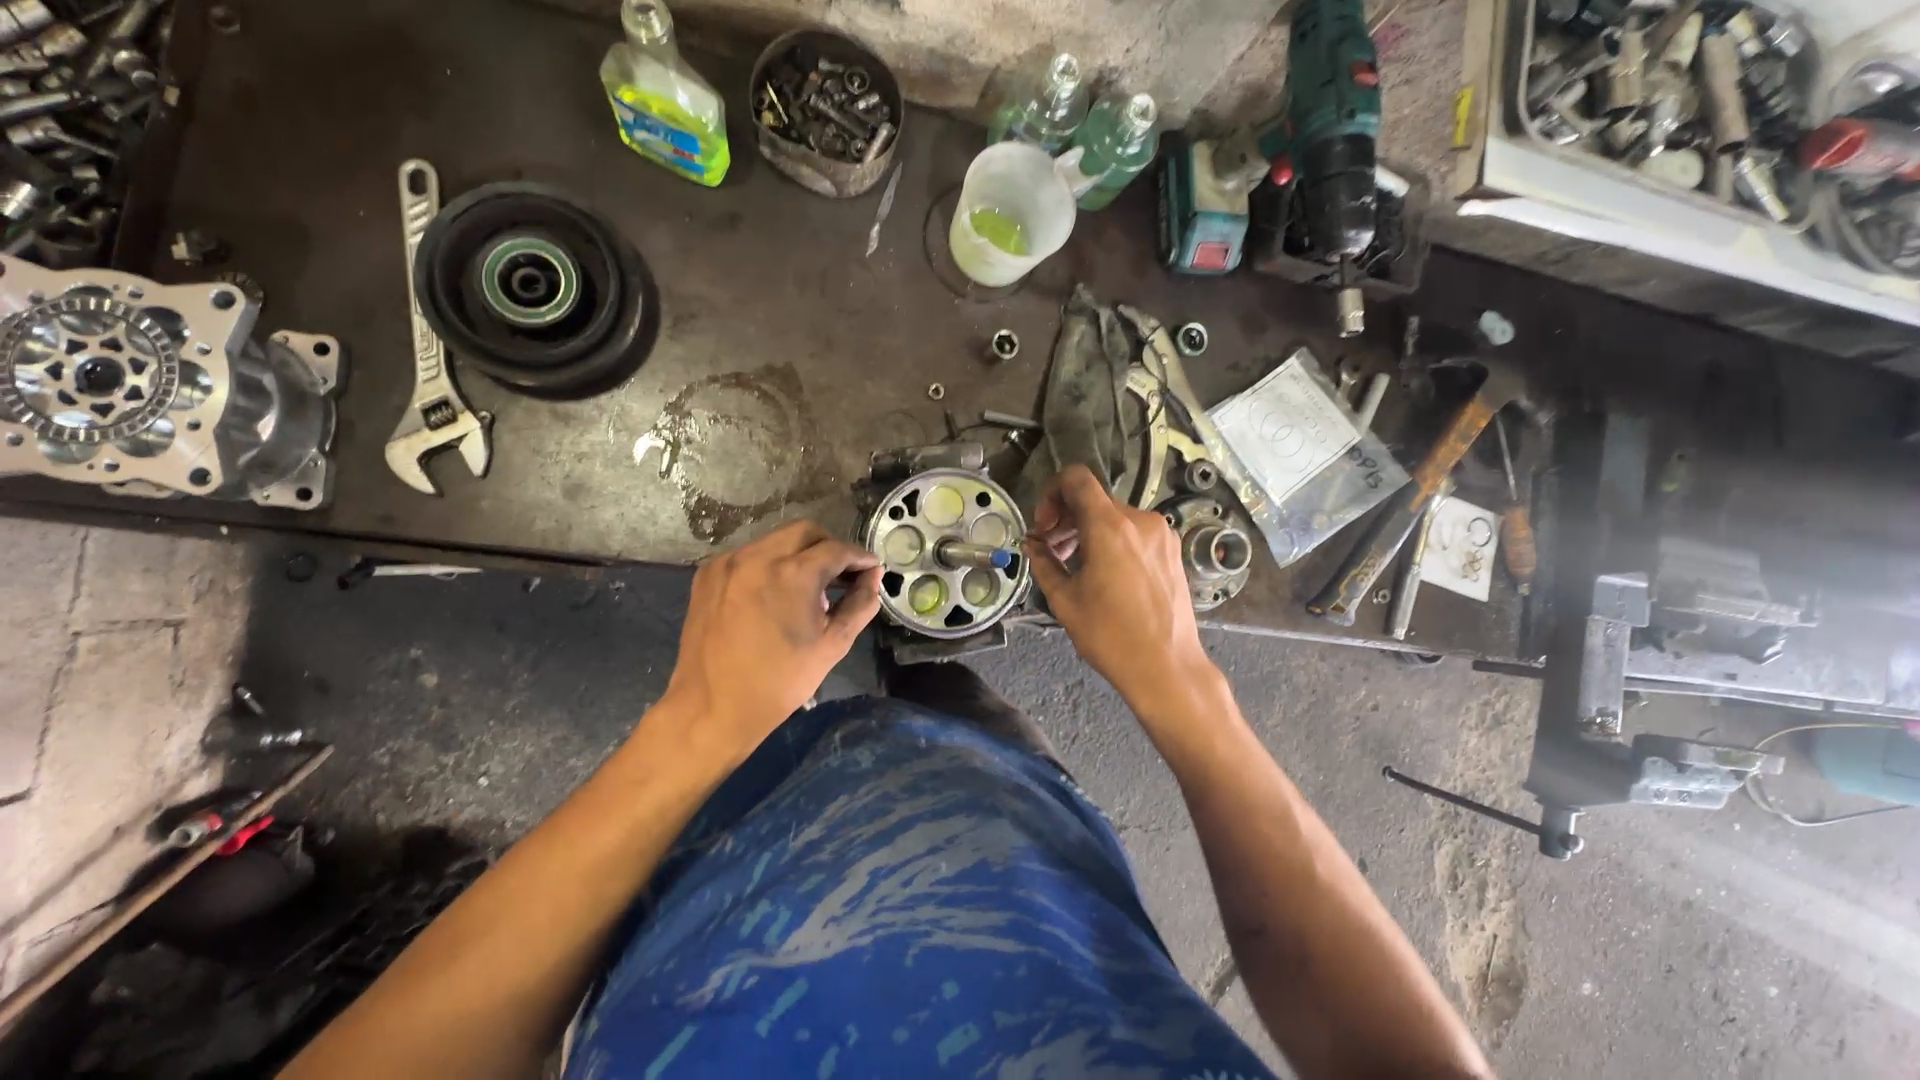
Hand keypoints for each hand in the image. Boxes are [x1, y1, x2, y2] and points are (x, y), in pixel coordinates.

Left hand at [655, 521, 881, 763]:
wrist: (714, 707)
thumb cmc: (780, 682)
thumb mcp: (833, 645)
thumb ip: (859, 604)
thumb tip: (873, 578)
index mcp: (791, 574)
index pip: (836, 550)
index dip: (859, 558)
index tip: (870, 568)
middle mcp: (757, 557)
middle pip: (804, 532)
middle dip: (829, 547)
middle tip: (842, 574)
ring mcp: (727, 563)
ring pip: (774, 541)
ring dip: (798, 555)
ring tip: (808, 588)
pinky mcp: (708, 574)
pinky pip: (748, 556)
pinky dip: (768, 565)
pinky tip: (774, 594)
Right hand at [1024, 465, 1219, 719]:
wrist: (1166, 666)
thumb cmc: (1111, 636)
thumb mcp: (1064, 600)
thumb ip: (1044, 563)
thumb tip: (1033, 545)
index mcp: (1109, 526)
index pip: (1076, 478)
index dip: (1052, 493)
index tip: (1045, 525)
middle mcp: (1140, 521)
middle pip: (1095, 501)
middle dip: (1067, 520)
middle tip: (1051, 551)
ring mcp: (1161, 535)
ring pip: (1115, 518)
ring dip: (1089, 533)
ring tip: (1076, 567)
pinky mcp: (1172, 551)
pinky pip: (1135, 534)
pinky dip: (1113, 543)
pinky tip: (1105, 575)